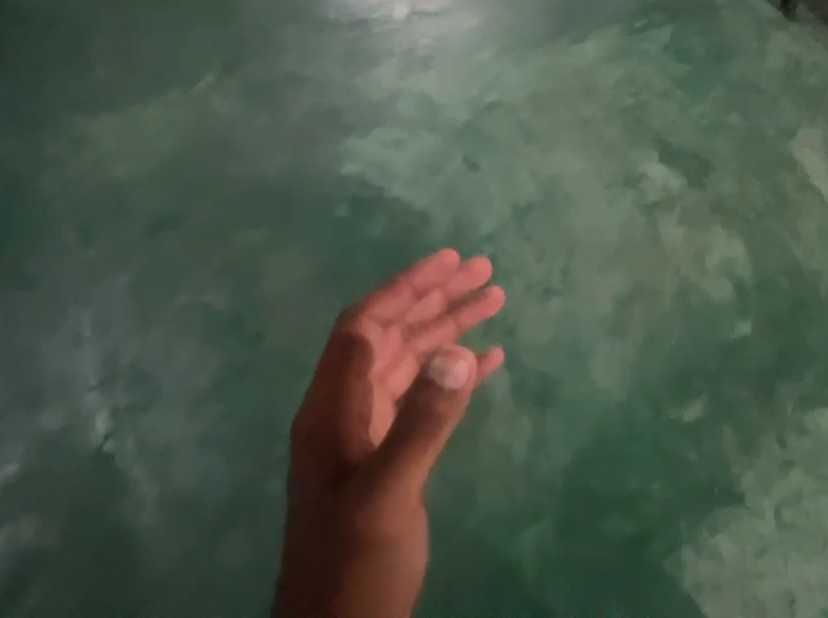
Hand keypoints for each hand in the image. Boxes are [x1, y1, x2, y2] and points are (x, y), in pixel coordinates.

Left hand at [274, 249, 506, 617]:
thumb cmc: (354, 565)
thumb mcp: (387, 495)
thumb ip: (422, 422)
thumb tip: (461, 350)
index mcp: (332, 412)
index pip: (364, 329)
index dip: (405, 289)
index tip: (451, 261)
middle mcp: (346, 413)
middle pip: (390, 335)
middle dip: (434, 298)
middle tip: (485, 269)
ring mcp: (367, 435)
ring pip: (410, 360)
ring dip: (449, 328)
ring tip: (496, 299)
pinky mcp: (390, 456)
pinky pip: (425, 394)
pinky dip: (457, 369)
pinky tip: (490, 357)